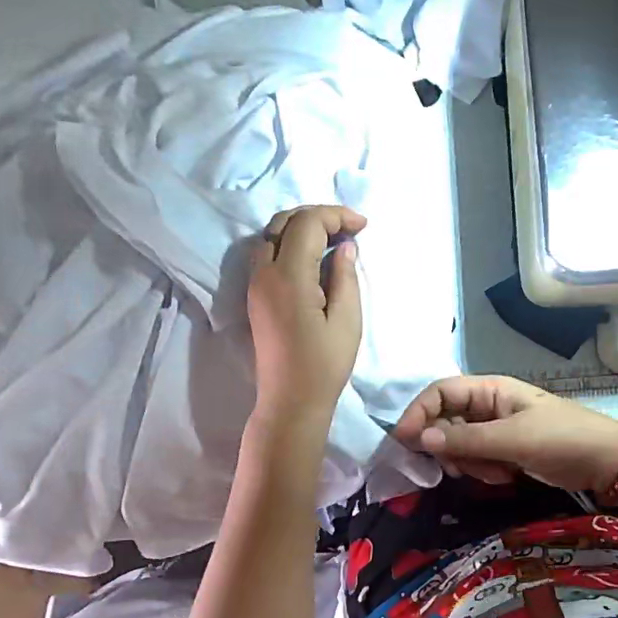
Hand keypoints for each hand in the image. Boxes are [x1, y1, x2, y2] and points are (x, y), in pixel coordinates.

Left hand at [247, 205, 364, 424]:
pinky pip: (267, 254)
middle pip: (284, 222)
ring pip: (271, 235)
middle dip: (318, 216)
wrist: (290, 401)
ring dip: (301, 228)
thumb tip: (344, 247)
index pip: (307, 224)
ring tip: (332, 239)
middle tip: (349, 228)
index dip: (336, 216)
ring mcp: (255, 285)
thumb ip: (345, 277)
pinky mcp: (255, 297)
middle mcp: (264, 273)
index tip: (363, 226)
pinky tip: (313, 258)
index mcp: (288, 277)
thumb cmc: (324, 366)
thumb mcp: (347, 321)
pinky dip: (289, 244)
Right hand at [392, 375, 617, 492]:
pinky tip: (505, 476)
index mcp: (490, 390)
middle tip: (459, 468)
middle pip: (444, 421)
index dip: (418, 413)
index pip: (440, 392)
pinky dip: (483, 470)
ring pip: (458, 445)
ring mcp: (495, 430)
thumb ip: (466, 440)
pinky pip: (476, 459)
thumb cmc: (561, 438)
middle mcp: (487, 406)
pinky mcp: (503, 451)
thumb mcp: (513, 439)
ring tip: (495, 472)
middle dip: (448, 447)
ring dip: (469, 462)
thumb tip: (420, 439)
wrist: (605, 462)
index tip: (404, 441)